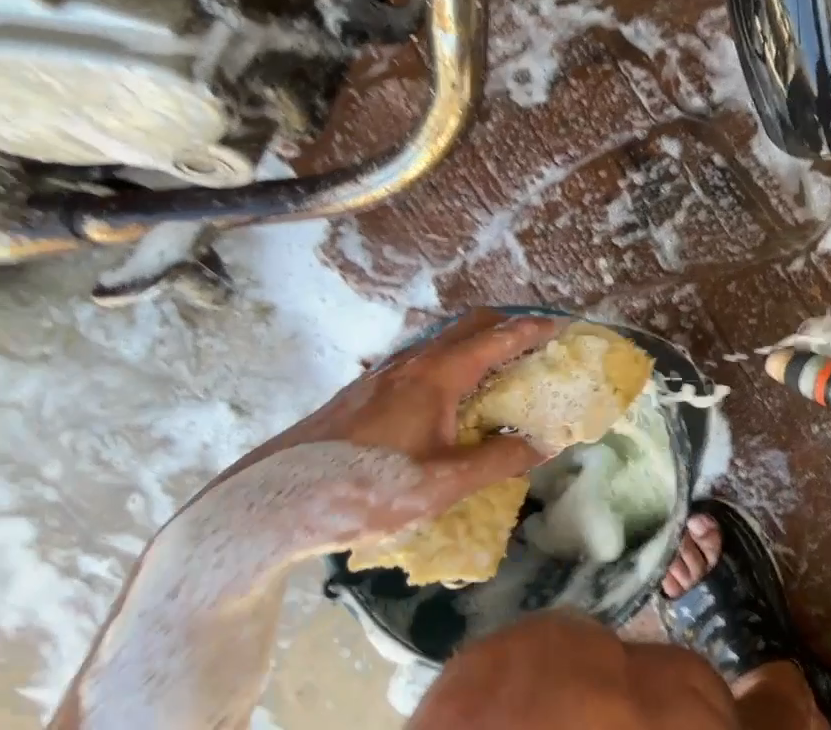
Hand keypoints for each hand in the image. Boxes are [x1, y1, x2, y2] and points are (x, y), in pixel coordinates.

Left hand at [228, 309, 563, 534]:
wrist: (264, 505)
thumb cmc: (364, 490)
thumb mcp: (443, 485)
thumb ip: (500, 459)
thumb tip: (546, 443)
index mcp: (438, 376)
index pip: (500, 338)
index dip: (537, 329)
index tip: (566, 327)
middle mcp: (412, 364)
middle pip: (470, 325)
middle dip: (509, 325)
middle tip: (538, 340)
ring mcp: (381, 377)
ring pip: (441, 342)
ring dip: (477, 343)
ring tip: (499, 368)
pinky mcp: (359, 395)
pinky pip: (420, 361)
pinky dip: (451, 362)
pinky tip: (447, 399)